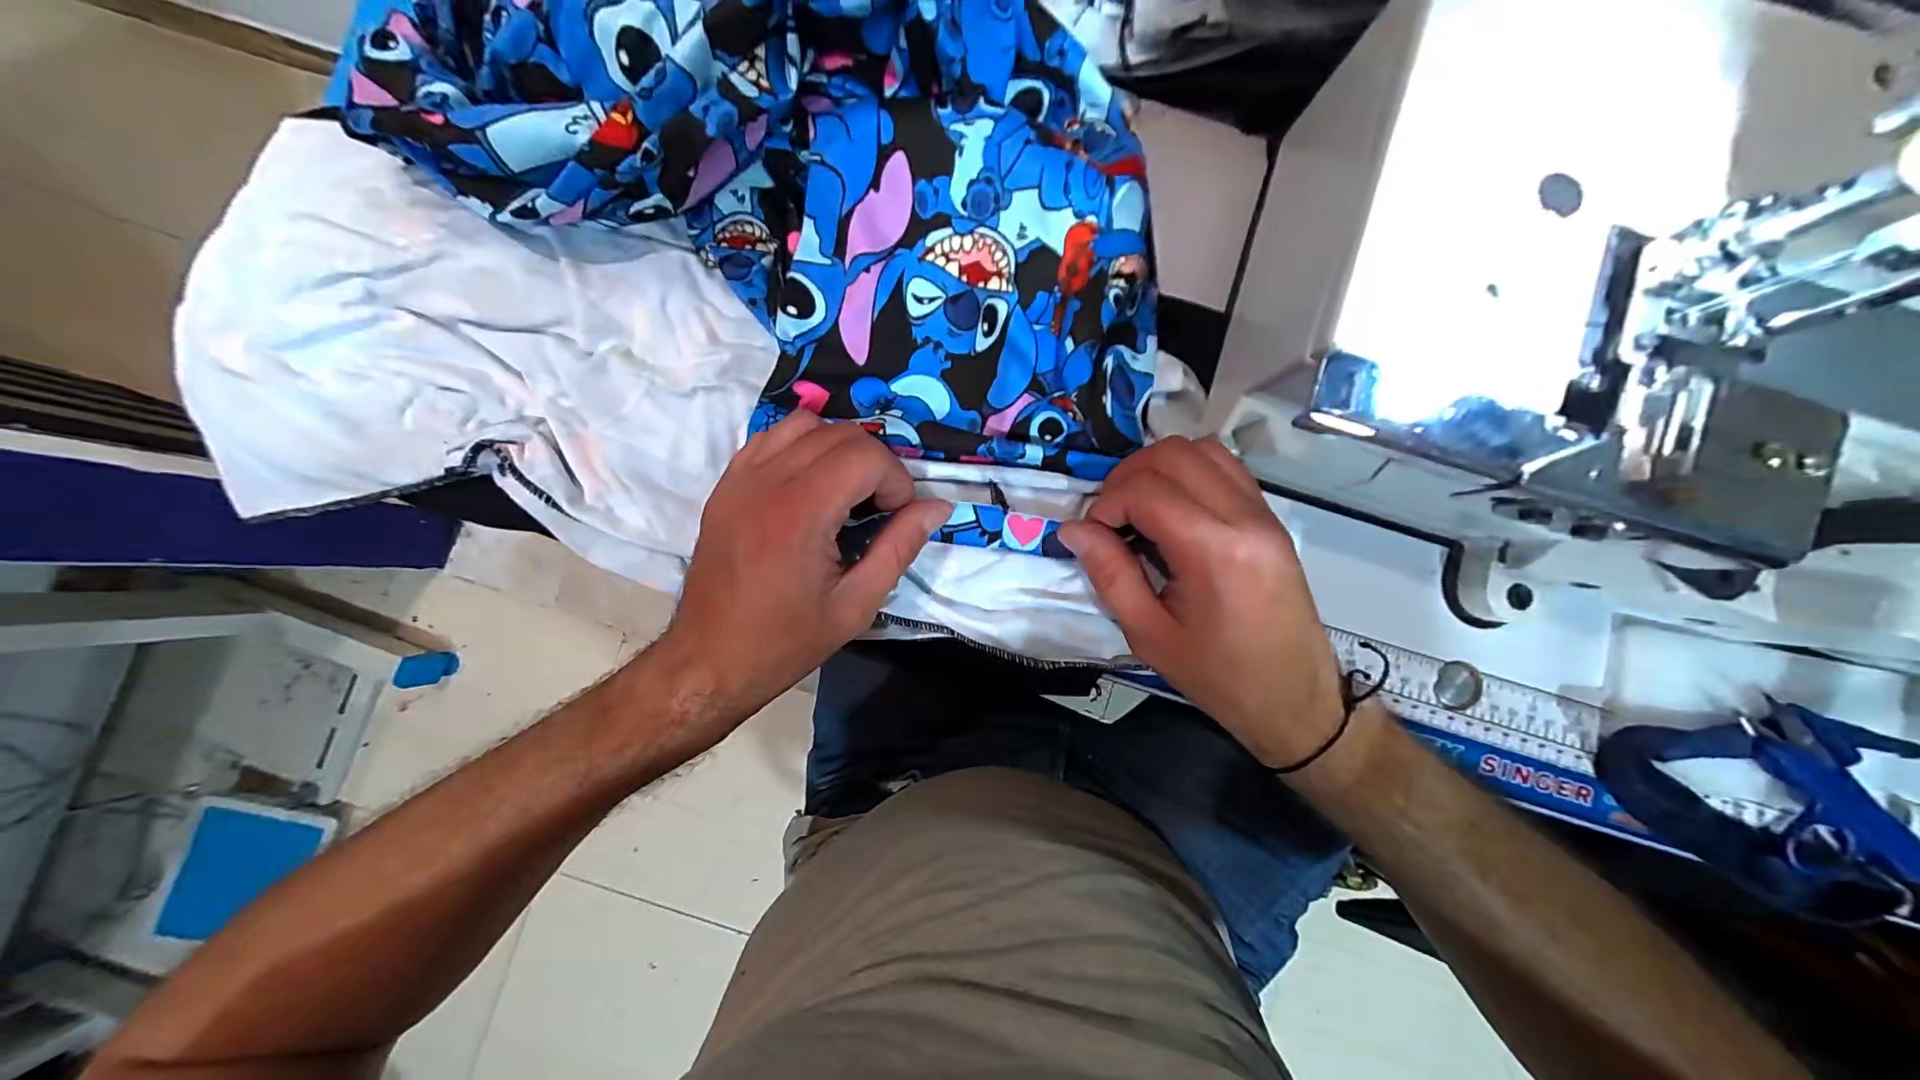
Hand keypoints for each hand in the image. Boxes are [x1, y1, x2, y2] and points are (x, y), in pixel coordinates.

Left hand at [655, 412, 950, 729]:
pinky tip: (810, 484)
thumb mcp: (855, 606)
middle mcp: (767, 483)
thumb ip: (899, 548)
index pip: (866, 456)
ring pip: (805, 424)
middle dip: (875, 463)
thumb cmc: (784, 641)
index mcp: (800, 514)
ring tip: (846, 491)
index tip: (898, 516)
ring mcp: (741, 479)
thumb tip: (937, 507)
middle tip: (879, 508)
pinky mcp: (726, 485)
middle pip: (841, 434)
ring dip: (839, 448)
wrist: (710, 659)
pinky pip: (770, 438)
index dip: (897, 480)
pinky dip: (801, 446)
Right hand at [1058, 437, 1344, 769]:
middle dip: (1127, 476)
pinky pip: (1225, 468)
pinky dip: (1188, 473)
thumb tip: (1073, 529)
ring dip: (1159, 467)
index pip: (1146, 490)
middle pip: (1173, 454)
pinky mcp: (1270, 519)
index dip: (1105, 504)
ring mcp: (1264, 514)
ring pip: (1202, 448)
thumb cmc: (1218, 675)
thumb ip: (1109, 574)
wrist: (1292, 698)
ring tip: (1139, 508)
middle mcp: (1245, 518)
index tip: (1093, 536)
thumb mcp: (1149, 634)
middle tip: (1111, 517)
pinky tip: (1172, 510)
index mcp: (1214, 551)